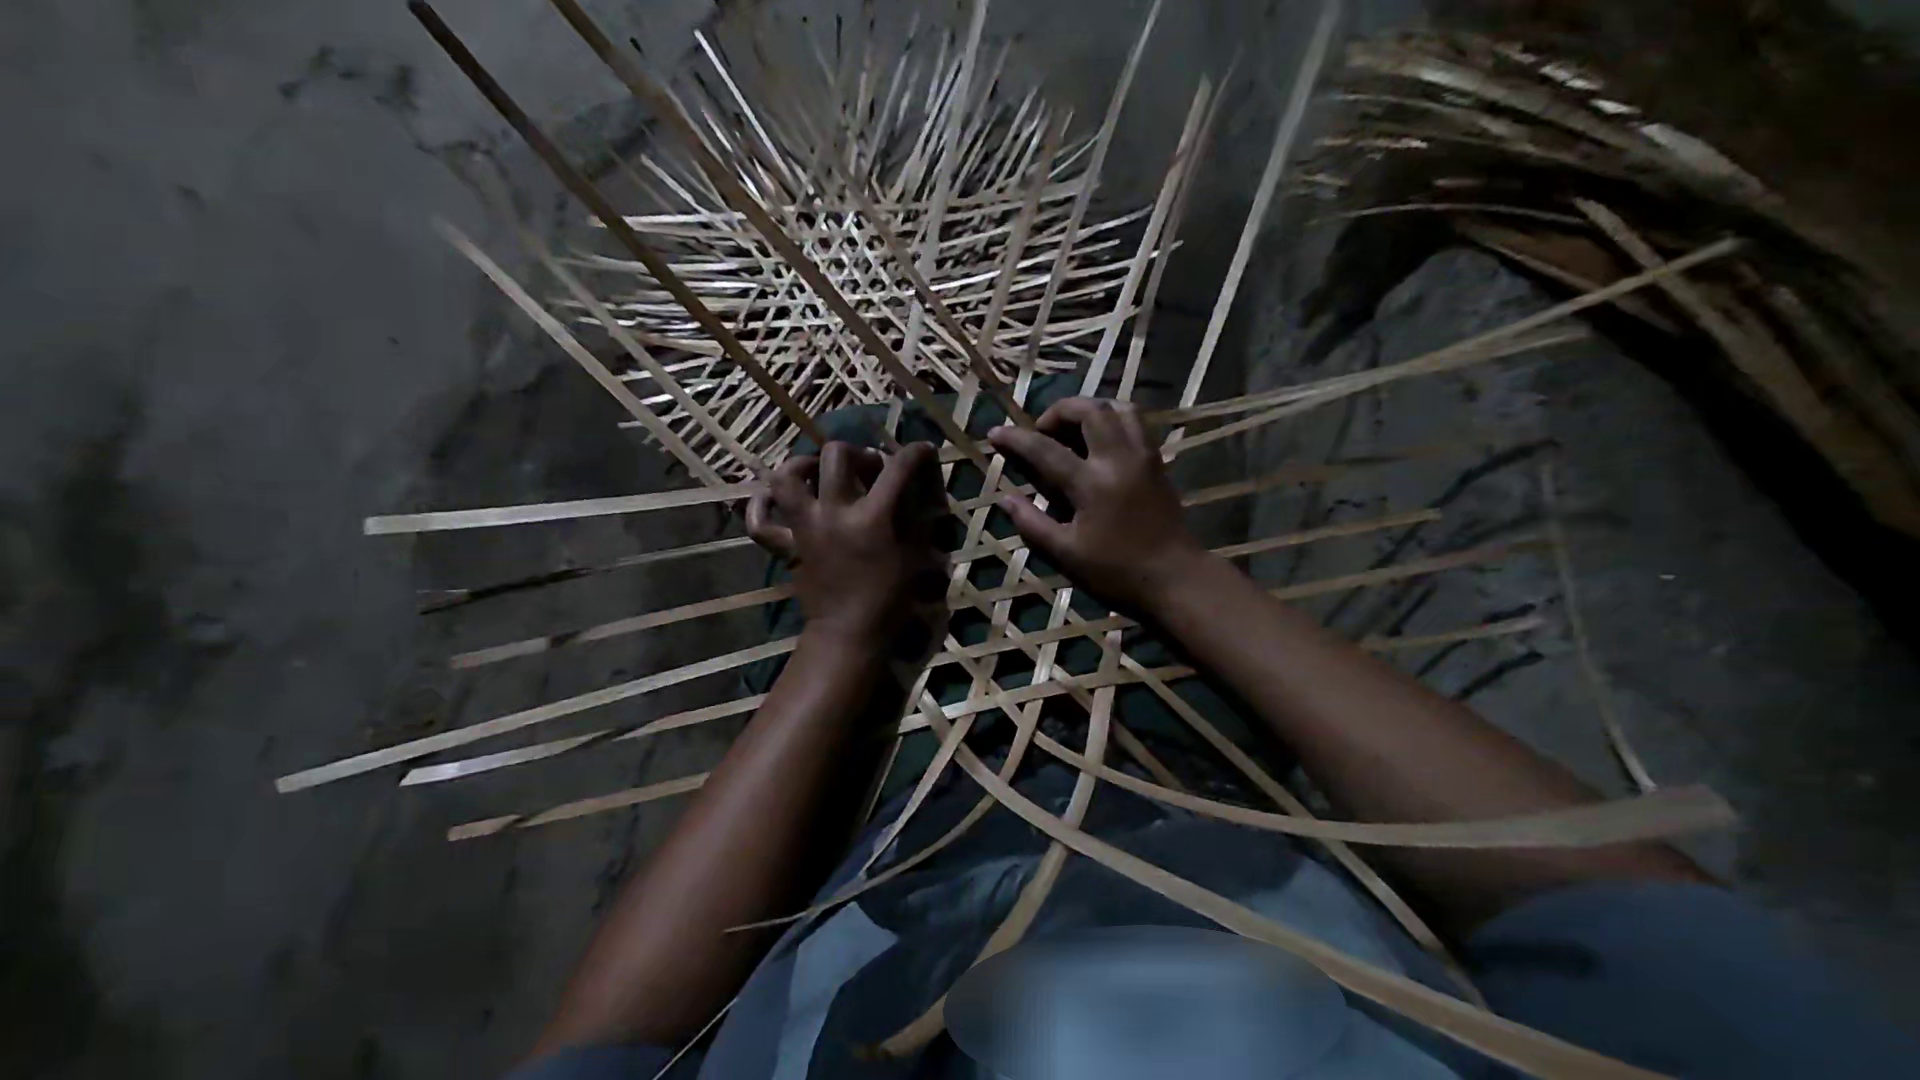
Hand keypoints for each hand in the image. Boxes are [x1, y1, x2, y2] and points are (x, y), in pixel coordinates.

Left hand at [745, 441, 942, 642]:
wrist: (850, 631)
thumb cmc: (890, 596)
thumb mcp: (915, 553)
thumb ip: (912, 516)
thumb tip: (912, 488)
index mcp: (872, 517)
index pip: (897, 469)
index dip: (916, 453)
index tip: (923, 450)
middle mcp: (834, 513)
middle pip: (836, 456)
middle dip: (857, 452)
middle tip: (867, 468)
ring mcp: (804, 527)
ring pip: (787, 478)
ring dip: (803, 466)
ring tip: (818, 471)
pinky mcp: (787, 546)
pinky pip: (760, 523)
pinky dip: (762, 506)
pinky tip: (774, 499)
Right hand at [987, 397, 1208, 613]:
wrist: (1175, 578)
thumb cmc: (1116, 572)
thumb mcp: (1066, 554)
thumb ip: (1032, 523)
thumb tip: (1006, 498)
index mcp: (1091, 483)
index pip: (1045, 450)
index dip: (1016, 439)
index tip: (995, 432)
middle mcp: (1118, 459)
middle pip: (1089, 410)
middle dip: (1058, 411)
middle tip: (1042, 432)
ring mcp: (1143, 456)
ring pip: (1118, 407)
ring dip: (1089, 409)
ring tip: (1072, 430)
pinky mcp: (1158, 462)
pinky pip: (1135, 422)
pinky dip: (1113, 419)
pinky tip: (1099, 440)